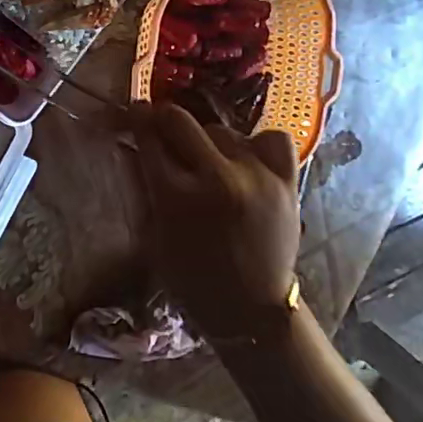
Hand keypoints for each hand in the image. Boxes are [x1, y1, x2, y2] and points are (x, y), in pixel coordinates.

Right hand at [130, 103, 300, 339]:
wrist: (253, 310)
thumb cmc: (194, 281)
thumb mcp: (156, 236)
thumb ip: (149, 188)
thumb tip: (140, 143)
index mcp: (176, 198)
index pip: (149, 139)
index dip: (138, 120)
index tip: (136, 111)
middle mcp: (215, 178)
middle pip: (179, 120)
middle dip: (163, 119)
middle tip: (162, 128)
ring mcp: (255, 175)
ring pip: (221, 129)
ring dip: (208, 142)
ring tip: (210, 162)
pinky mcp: (286, 180)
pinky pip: (270, 137)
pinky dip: (256, 144)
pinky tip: (247, 160)